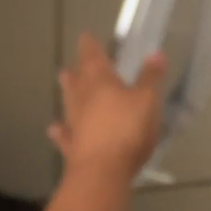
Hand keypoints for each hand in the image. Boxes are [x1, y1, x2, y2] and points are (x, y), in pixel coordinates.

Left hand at [51, 34, 167, 182]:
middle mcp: (83, 100)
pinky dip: (61, 130)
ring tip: (63, 84)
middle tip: (70, 65)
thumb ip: (151, 77)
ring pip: (69, 104)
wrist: (102, 174)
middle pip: (77, 81)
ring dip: (67, 93)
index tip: (85, 37)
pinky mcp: (73, 149)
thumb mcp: (148, 99)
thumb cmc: (127, 129)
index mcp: (100, 82)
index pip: (93, 58)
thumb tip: (155, 53)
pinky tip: (55, 129)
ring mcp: (74, 125)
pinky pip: (65, 134)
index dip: (90, 47)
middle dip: (76, 71)